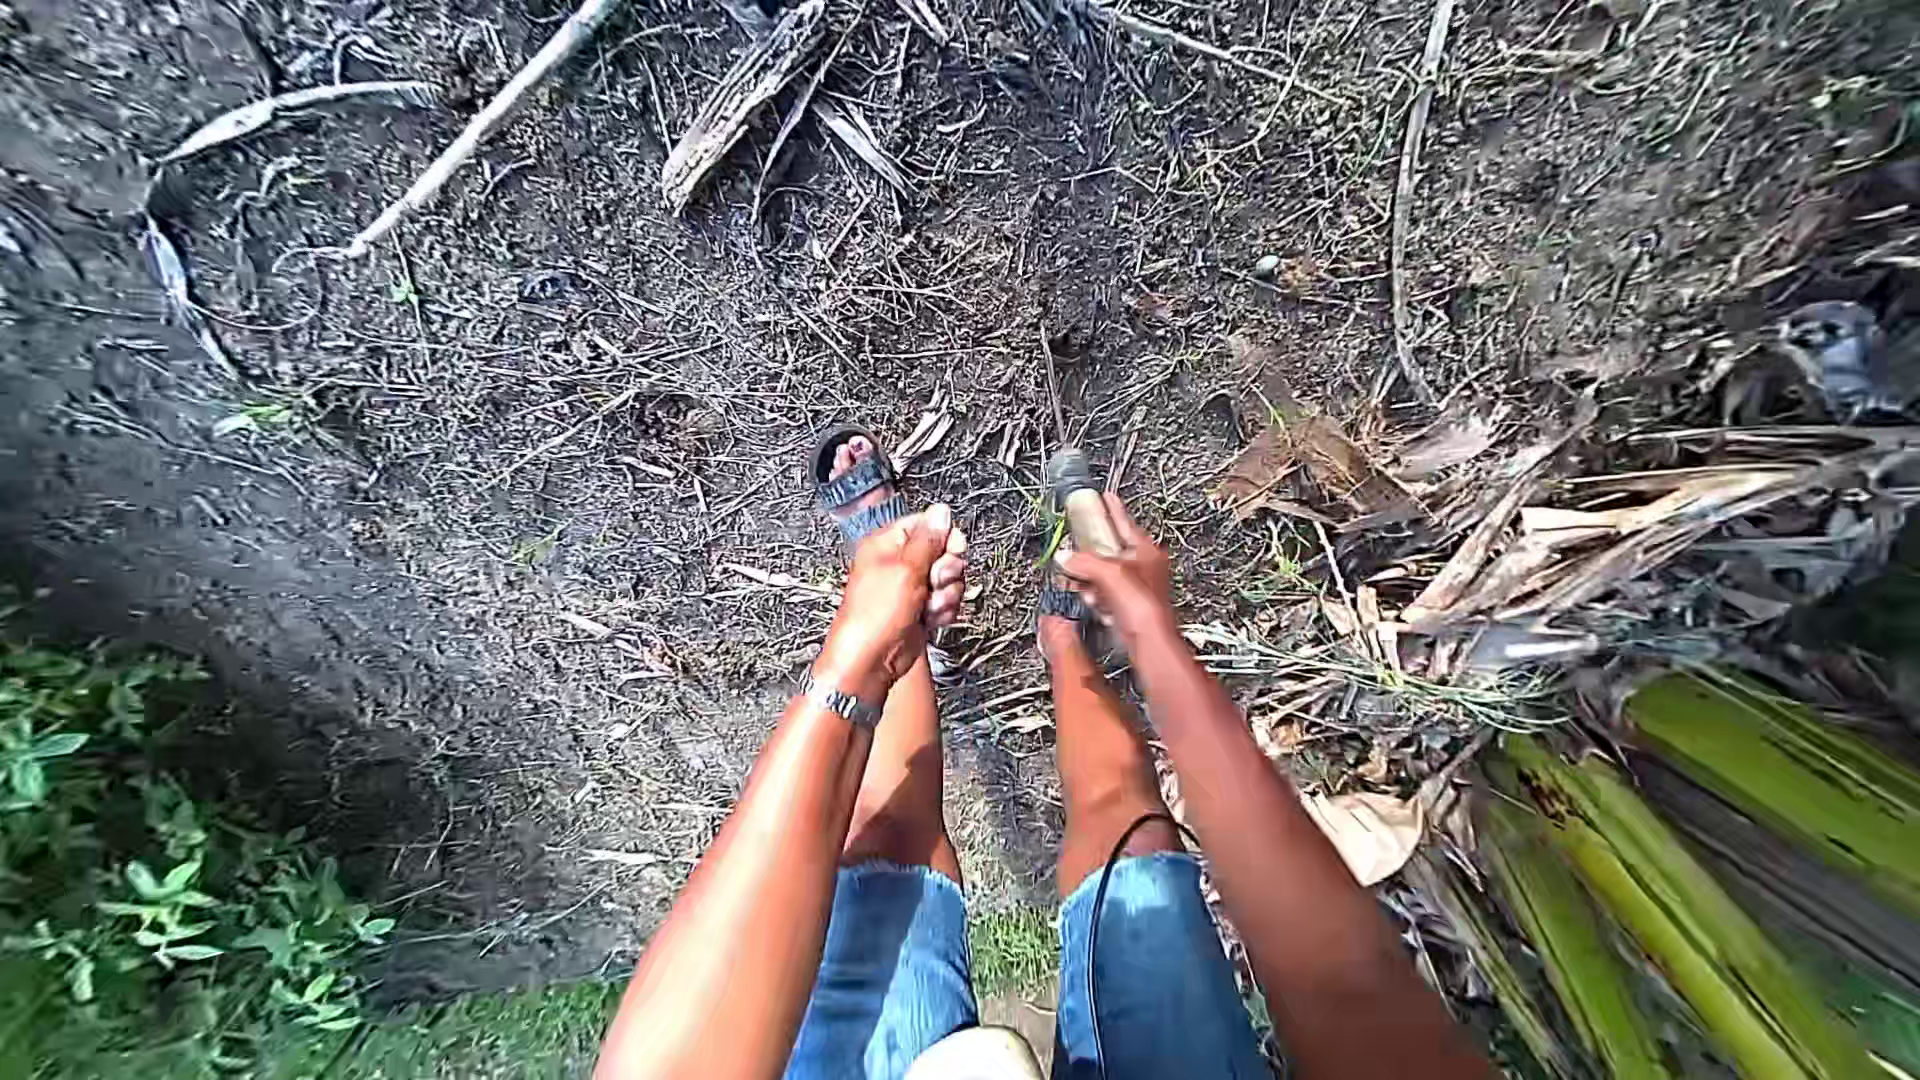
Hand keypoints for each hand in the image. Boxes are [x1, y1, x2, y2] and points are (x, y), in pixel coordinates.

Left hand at [815, 503, 966, 700]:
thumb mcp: (905, 569)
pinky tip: (930, 619)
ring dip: (946, 594)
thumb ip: (928, 539)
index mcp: (888, 544)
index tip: (951, 548)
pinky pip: (947, 601)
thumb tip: (941, 510)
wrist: (871, 661)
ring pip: (950, 579)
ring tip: (929, 606)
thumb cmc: (875, 615)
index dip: (944, 536)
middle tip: (935, 581)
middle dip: (947, 569)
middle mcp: (900, 563)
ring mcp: (912, 587)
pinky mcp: (922, 609)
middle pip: (944, 551)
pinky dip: (943, 611)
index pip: (926, 525)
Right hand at [1058, 493, 1176, 647]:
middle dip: (1092, 550)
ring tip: (1082, 580)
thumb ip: (1084, 560)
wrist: (1147, 638)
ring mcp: (1136, 585)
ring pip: (1105, 572)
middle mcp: (1144, 565)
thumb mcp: (1108, 571)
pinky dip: (1095, 595)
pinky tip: (1092, 599)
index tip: (1104, 495)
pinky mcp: (1127, 604)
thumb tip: (1065, 556)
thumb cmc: (1142, 604)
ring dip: (1090, 577)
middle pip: (1111, 548)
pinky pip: (1104, 592)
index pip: (1124, 521)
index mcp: (1146, 549)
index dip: (1112, 507)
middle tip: (1077, 545)